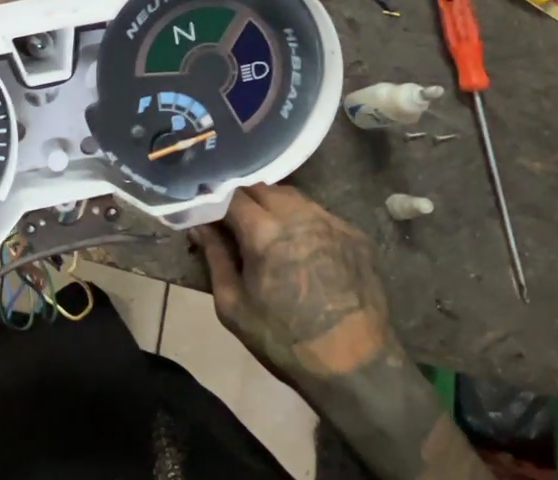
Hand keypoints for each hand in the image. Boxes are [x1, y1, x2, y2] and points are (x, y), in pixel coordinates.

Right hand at [192, 185, 393, 383]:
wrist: (356, 369)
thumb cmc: (285, 341)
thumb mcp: (233, 305)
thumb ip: (215, 256)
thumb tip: (200, 224)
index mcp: (265, 232)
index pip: (231, 195)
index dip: (214, 200)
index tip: (204, 211)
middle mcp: (299, 216)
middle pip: (261, 188)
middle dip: (242, 198)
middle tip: (231, 220)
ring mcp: (331, 223)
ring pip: (292, 195)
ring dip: (271, 203)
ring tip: (263, 227)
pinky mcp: (355, 235)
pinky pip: (319, 212)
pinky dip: (301, 218)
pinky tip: (298, 242)